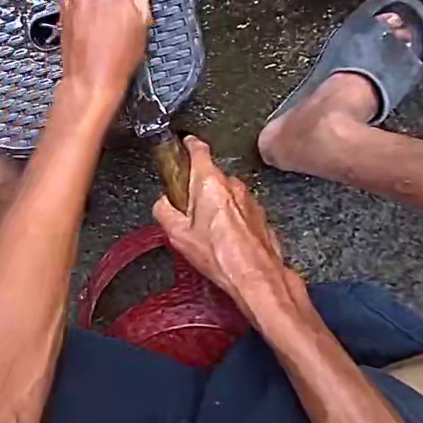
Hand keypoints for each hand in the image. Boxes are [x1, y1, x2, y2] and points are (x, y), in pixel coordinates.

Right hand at [152, 137, 297, 311]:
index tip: (183, 144)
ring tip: (209, 231)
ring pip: (226, 193)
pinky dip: (231, 218)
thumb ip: (163, 210)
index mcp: (209, 182)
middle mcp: (232, 185)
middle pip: (210, 175)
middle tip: (188, 209)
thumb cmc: (221, 256)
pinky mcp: (260, 215)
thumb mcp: (177, 234)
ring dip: (216, 205)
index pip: (198, 148)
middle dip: (198, 188)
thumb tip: (163, 204)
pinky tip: (226, 240)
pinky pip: (240, 209)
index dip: (188, 144)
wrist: (256, 279)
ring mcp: (249, 200)